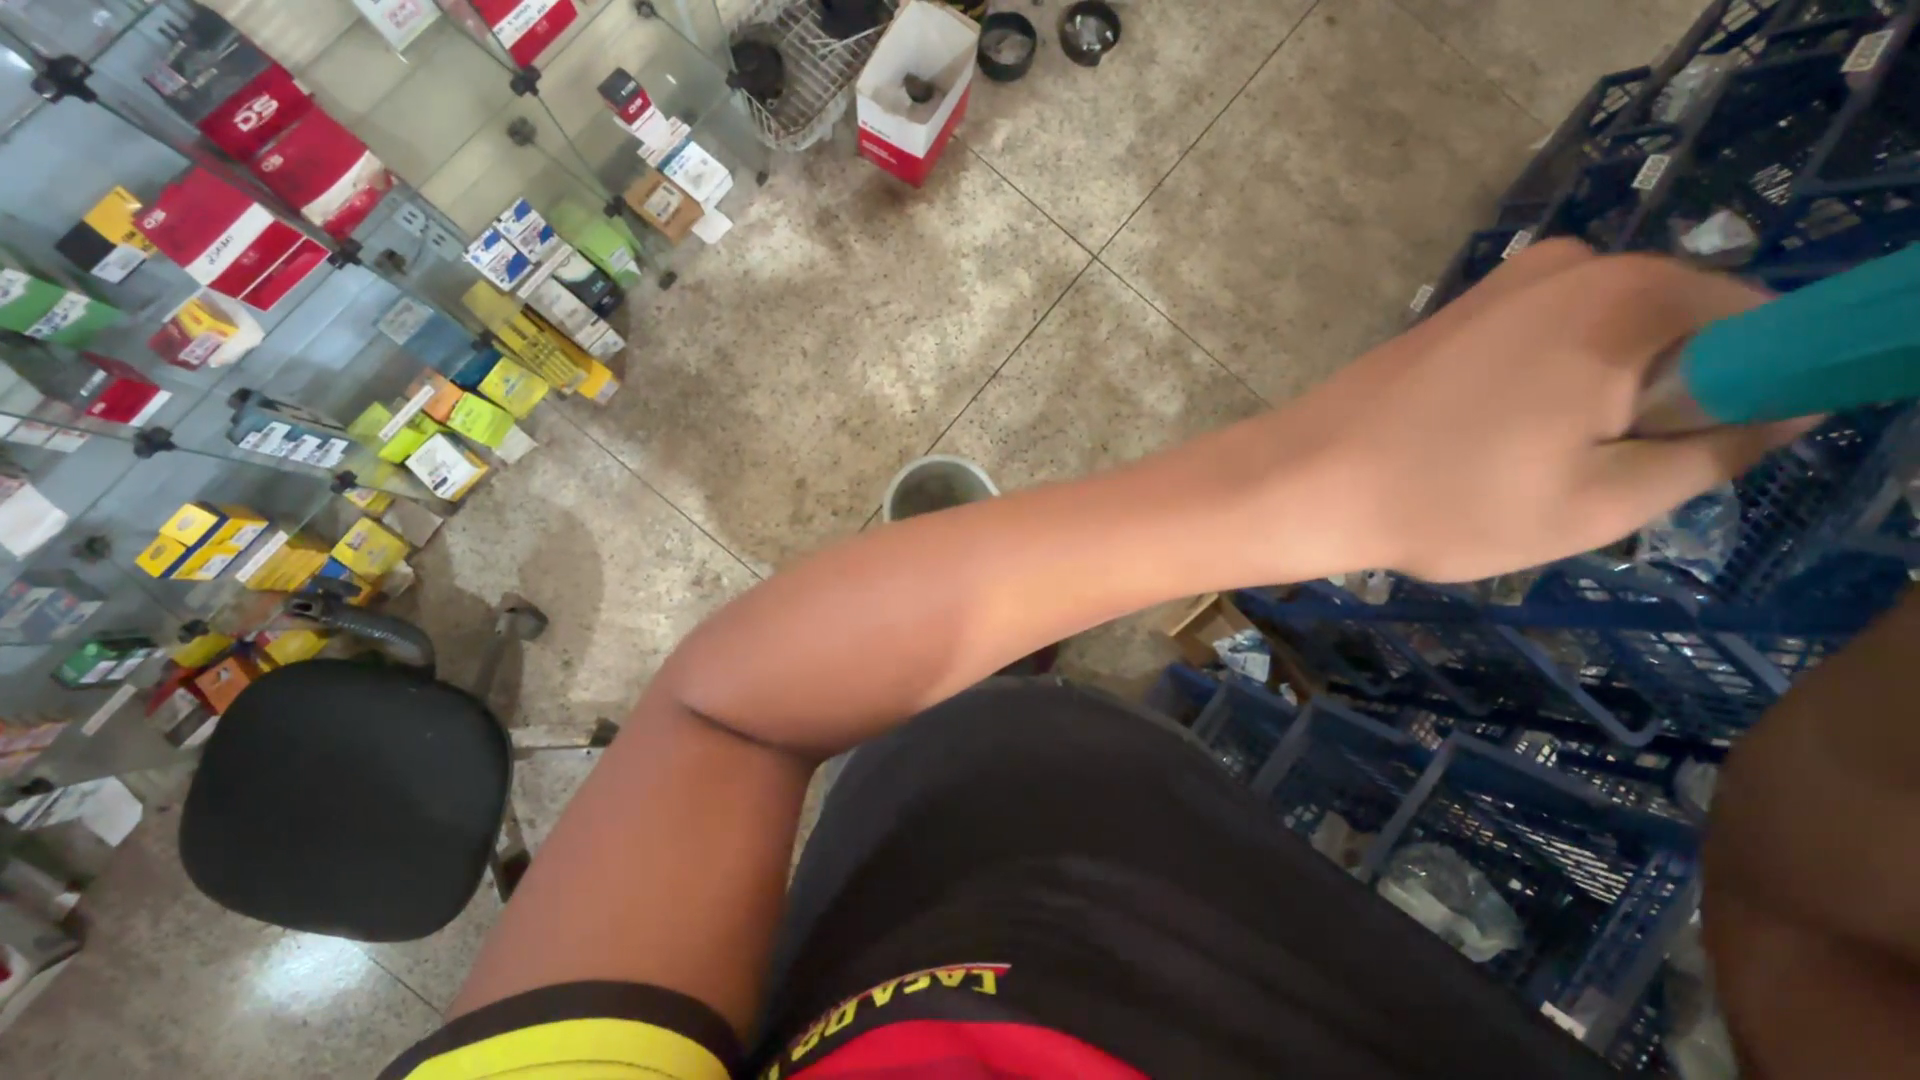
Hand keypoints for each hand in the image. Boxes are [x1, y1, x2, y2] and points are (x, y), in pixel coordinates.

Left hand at [1266, 239, 1813, 582]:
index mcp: (1628, 296)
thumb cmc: (1446, 501)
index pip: (1764, 325)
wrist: (1302, 480)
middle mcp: (1575, 262)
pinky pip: (1552, 344)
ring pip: (1612, 342)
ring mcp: (1508, 281)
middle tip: (1585, 474)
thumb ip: (1716, 452)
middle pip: (1684, 330)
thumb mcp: (1602, 501)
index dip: (1752, 396)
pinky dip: (1547, 392)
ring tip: (1525, 463)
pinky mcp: (1463, 308)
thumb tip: (1789, 408)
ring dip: (1599, 405)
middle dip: (1662, 404)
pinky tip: (1488, 442)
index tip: (1677, 455)